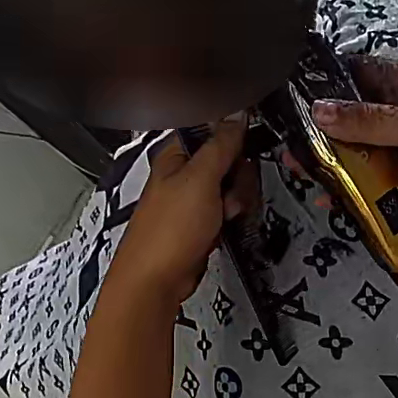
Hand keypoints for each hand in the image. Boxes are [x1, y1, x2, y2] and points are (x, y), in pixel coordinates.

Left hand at [109, 117, 246, 306]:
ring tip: (222, 216)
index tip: (240, 159)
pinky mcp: (201, 223)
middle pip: (229, 161)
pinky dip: (230, 220)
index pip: (214, 131)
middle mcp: (183, 175)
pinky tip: (221, 229)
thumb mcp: (201, 179)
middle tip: (227, 194)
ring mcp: (192, 200)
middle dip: (237, 180)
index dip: (233, 144)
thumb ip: (221, 145)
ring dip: (236, 203)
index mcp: (175, 155)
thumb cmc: (167, 232)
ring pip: (232, 188)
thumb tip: (236, 117)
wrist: (157, 280)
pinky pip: (227, 211)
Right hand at [313, 56, 397, 229]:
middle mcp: (393, 113)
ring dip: (325, 158)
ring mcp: (389, 147)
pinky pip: (357, 178)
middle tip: (290, 136)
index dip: (331, 77)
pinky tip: (324, 192)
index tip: (298, 89)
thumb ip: (367, 120)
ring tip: (297, 166)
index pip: (360, 71)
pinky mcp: (387, 177)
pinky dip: (341, 185)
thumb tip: (319, 111)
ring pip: (348, 148)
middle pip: (347, 113)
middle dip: (320, 126)